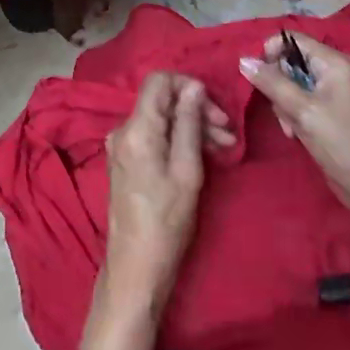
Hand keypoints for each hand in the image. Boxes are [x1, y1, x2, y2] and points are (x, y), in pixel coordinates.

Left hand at [103, 73, 234, 300]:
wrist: (136, 269)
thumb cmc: (166, 221)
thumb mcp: (187, 169)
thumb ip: (189, 123)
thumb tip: (194, 86)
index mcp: (136, 129)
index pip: (159, 80)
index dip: (188, 85)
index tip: (214, 108)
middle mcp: (123, 130)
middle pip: (162, 100)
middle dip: (196, 109)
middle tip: (227, 132)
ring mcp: (122, 146)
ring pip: (161, 118)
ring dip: (192, 125)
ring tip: (223, 147)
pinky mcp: (126, 161)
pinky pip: (155, 135)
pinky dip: (178, 139)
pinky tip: (202, 154)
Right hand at [240, 35, 349, 231]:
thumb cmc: (340, 143)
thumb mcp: (302, 111)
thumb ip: (272, 83)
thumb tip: (243, 59)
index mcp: (336, 62)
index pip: (294, 40)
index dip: (271, 53)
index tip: (258, 77)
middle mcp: (337, 69)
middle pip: (293, 62)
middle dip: (280, 86)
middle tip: (283, 113)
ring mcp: (337, 90)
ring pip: (295, 83)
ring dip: (286, 105)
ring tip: (292, 129)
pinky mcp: (334, 110)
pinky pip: (305, 100)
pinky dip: (296, 114)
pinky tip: (297, 134)